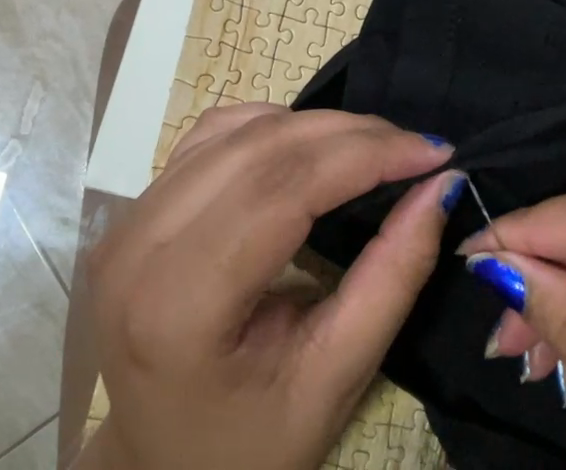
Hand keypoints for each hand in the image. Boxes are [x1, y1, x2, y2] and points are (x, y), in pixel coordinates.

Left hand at [75, 103, 461, 469]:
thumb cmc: (253, 445)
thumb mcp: (336, 376)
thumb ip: (391, 276)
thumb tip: (440, 186)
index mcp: (178, 302)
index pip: (282, 188)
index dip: (365, 156)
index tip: (434, 153)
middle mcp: (137, 245)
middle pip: (257, 148)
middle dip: (349, 134)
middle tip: (415, 148)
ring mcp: (125, 224)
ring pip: (231, 131)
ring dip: (312, 127)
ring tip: (375, 148)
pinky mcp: (131, 214)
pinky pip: (207, 140)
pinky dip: (268, 130)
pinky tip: (310, 150)